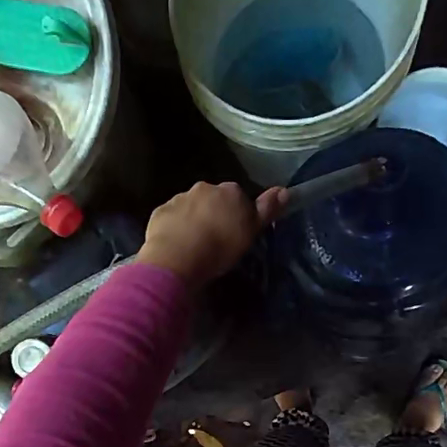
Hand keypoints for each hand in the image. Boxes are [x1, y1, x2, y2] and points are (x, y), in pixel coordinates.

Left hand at [134, 182, 288, 286]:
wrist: (178, 258)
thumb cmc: (220, 247)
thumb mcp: (250, 232)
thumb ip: (266, 210)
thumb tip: (285, 190)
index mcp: (229, 191)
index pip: (238, 197)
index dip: (237, 214)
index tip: (234, 232)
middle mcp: (204, 188)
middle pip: (212, 199)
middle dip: (213, 213)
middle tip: (214, 239)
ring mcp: (179, 199)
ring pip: (190, 207)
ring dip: (192, 220)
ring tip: (194, 246)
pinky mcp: (160, 212)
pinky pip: (170, 218)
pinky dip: (173, 228)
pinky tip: (176, 246)